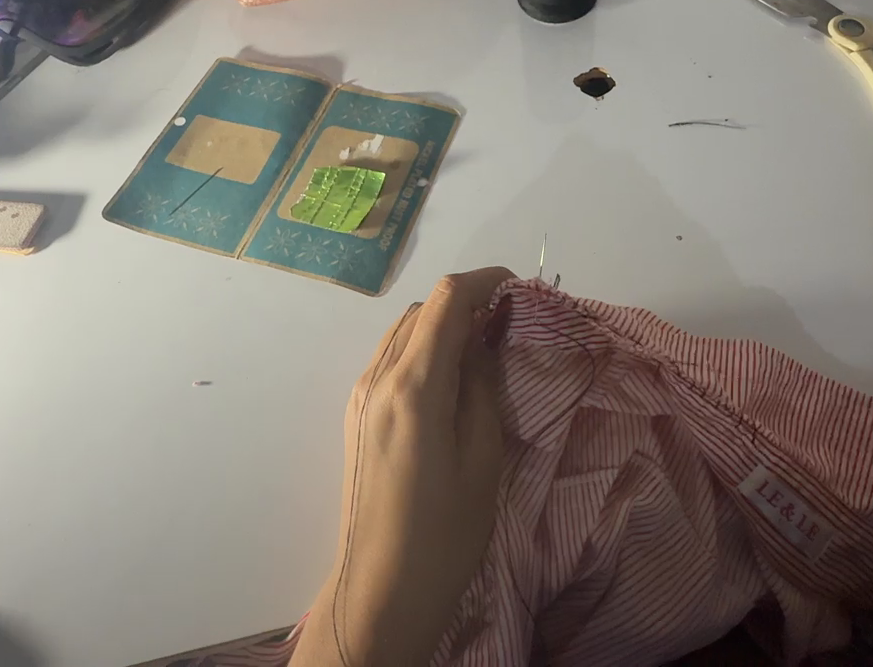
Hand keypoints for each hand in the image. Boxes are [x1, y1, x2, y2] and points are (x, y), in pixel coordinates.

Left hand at [291, 268, 512, 666]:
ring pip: (404, 329)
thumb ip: (483, 385)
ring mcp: (361, 394)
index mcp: (414, 385)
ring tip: (479, 348)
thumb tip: (483, 340)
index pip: (446, 300)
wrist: (379, 591)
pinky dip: (422, 347)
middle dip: (466, 302)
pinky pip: (390, 356)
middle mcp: (379, 377)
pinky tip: (446, 378)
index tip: (516, 289)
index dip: (484, 281)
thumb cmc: (444, 531)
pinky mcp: (355, 412)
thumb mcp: (483, 456)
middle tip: (505, 324)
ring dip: (442, 323)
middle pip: (423, 309)